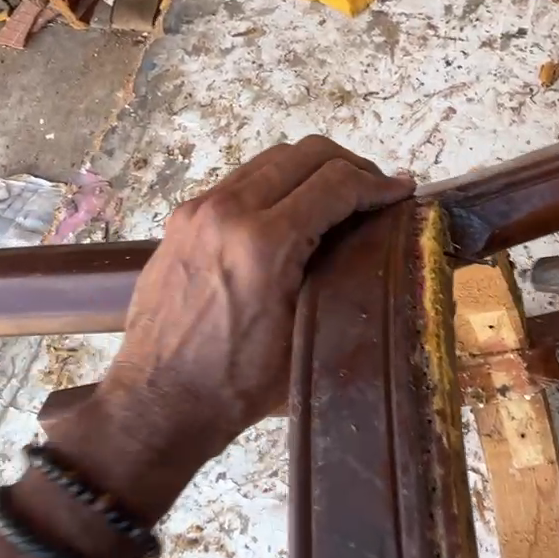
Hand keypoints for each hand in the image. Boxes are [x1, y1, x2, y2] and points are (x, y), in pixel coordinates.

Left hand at [66, 138, 411, 498]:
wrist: (155, 404)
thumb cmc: (239, 383)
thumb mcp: (307, 331)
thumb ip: (341, 274)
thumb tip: (380, 237)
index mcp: (264, 242)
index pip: (336, 183)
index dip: (378, 184)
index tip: (403, 190)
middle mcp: (229, 211)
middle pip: (308, 153)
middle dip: (352, 165)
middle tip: (375, 190)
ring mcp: (201, 208)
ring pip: (275, 157)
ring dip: (315, 168)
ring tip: (339, 194)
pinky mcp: (184, 216)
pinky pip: (245, 177)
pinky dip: (280, 180)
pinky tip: (293, 207)